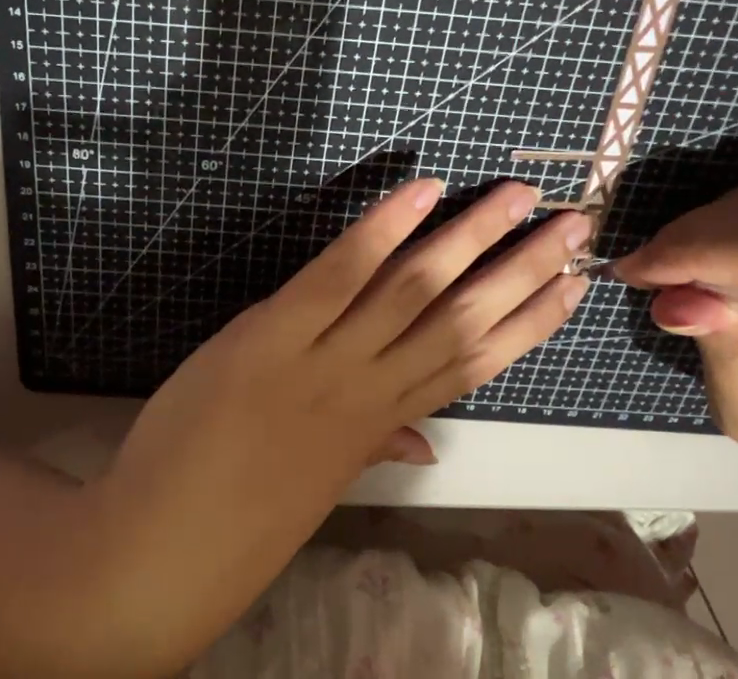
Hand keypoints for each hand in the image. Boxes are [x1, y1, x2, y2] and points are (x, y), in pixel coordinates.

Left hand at [87, 179, 591, 671]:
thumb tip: (425, 444)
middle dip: (522, 270)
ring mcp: (324, 362)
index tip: (573, 287)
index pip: (473, 365)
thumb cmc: (238, 508)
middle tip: (574, 224)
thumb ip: (374, 447)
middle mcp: (370, 389)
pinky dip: (381, 231)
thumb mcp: (318, 479)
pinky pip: (339, 276)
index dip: (528, 324)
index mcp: (382, 423)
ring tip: (517, 195)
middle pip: (463, 320)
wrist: (163, 545)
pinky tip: (420, 193)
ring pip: (414, 291)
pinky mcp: (272, 337)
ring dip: (471, 238)